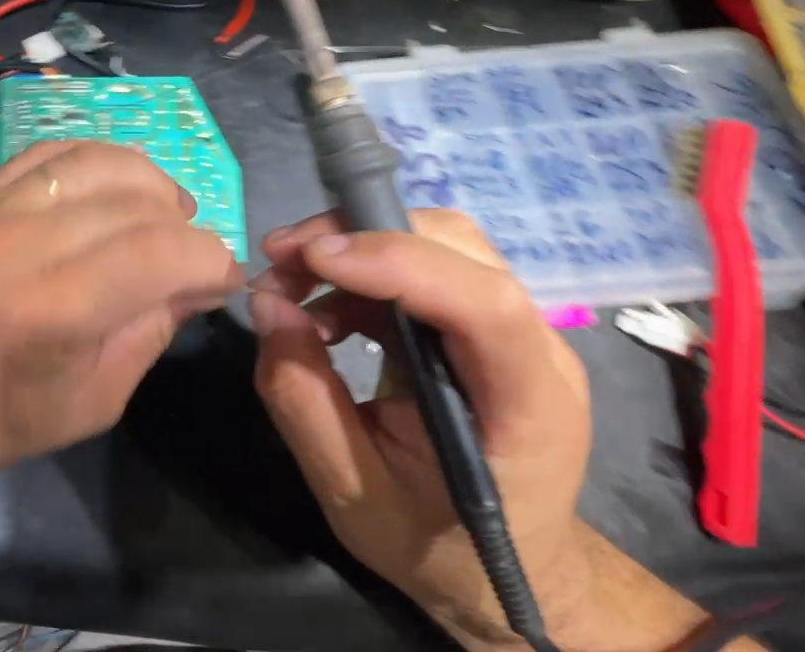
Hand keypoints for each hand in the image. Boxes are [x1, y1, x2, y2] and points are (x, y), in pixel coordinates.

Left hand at [0, 140, 241, 488]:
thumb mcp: (95, 400)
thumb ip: (154, 329)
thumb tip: (204, 280)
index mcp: (52, 308)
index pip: (160, 252)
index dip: (211, 260)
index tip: (224, 278)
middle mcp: (21, 242)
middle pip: (136, 201)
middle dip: (186, 227)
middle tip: (195, 256)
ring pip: (98, 160)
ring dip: (148, 183)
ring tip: (164, 214)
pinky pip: (53, 150)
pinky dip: (97, 162)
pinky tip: (113, 189)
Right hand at [249, 209, 591, 649]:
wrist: (496, 569)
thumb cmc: (434, 544)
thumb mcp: (350, 491)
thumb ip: (304, 398)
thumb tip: (268, 305)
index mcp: (528, 406)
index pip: (483, 303)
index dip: (396, 263)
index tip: (310, 258)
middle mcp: (535, 349)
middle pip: (457, 248)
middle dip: (359, 235)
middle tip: (280, 259)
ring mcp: (512, 329)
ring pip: (436, 243)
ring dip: (352, 247)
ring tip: (286, 284)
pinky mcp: (479, 323)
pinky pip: (419, 267)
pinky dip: (358, 272)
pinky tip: (320, 312)